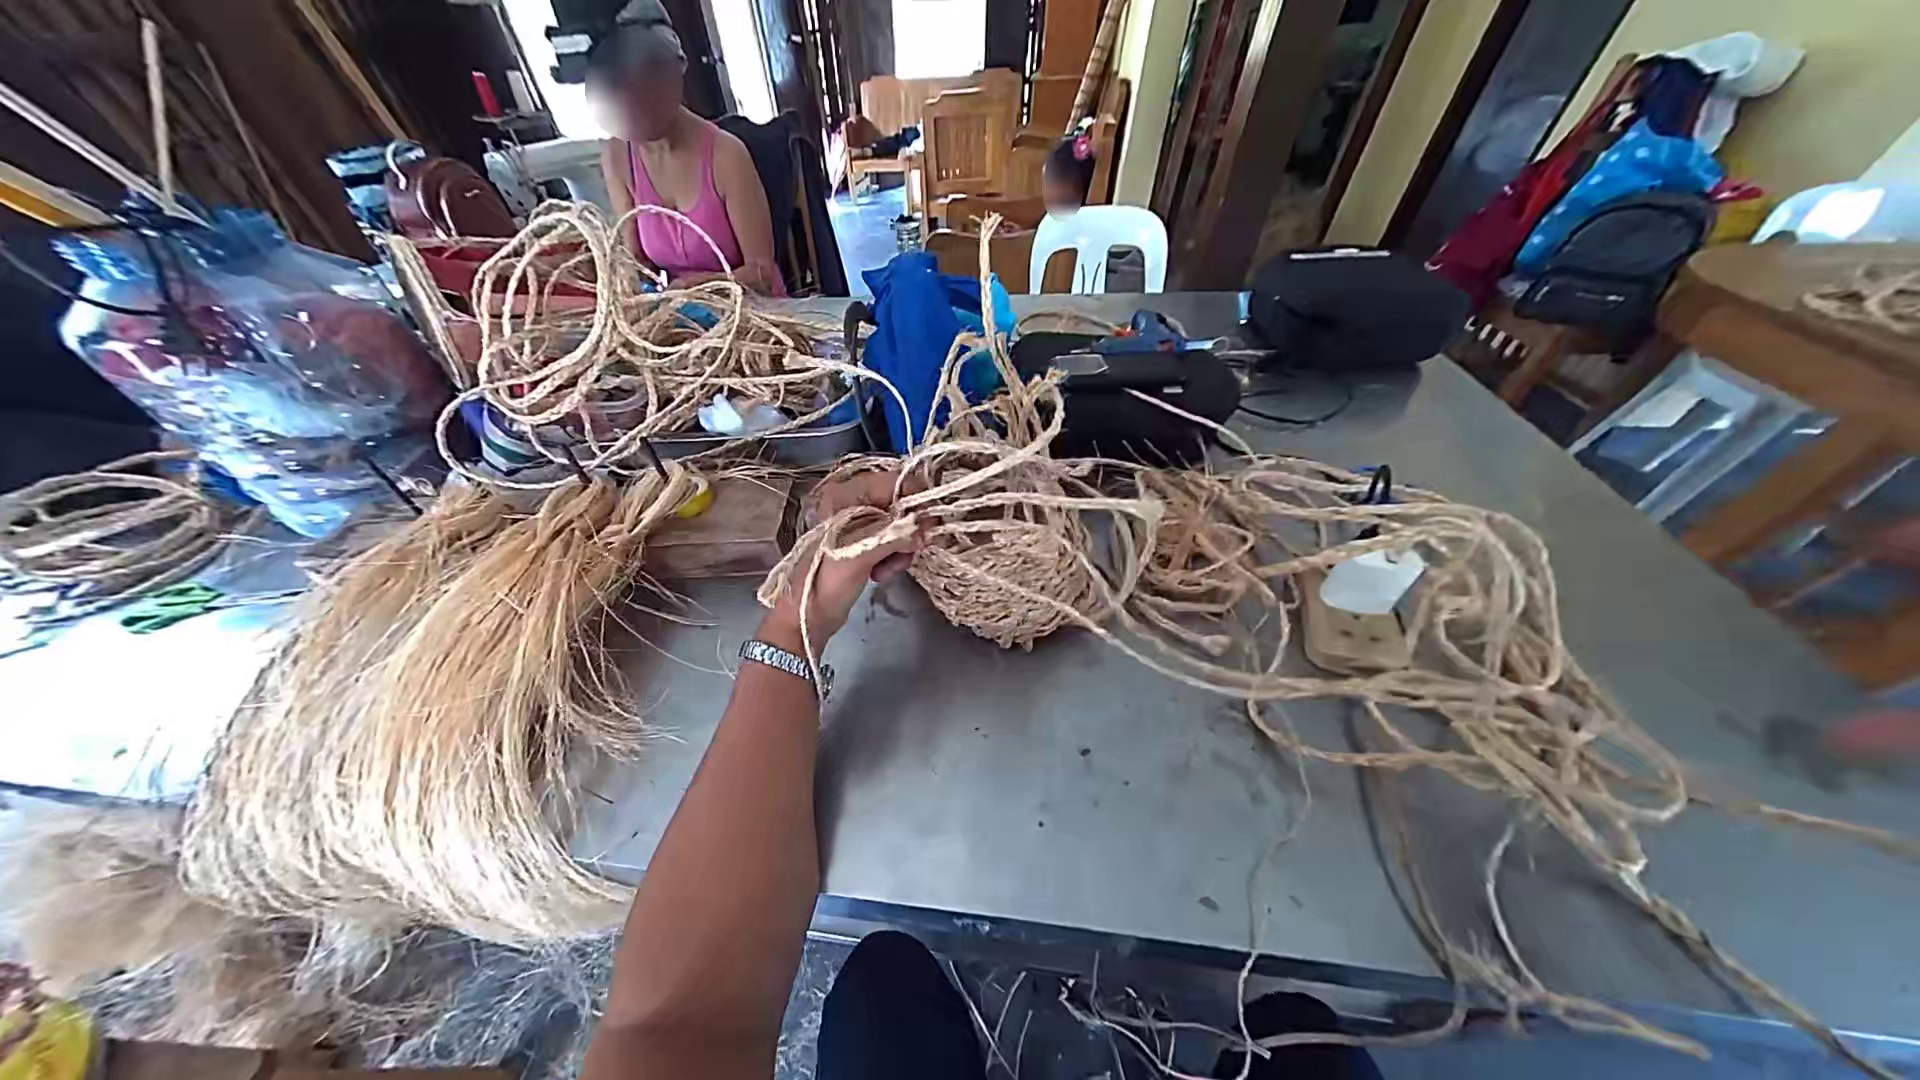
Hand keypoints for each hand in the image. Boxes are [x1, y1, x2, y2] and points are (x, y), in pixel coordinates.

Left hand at [765, 469, 920, 644]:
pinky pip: (893, 542)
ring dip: (903, 547)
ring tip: (889, 568)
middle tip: (911, 551)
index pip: (895, 483)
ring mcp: (859, 525)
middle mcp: (853, 503)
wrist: (806, 616)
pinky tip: (882, 573)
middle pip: (902, 504)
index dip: (917, 501)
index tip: (931, 524)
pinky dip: (895, 556)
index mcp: (846, 495)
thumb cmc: (823, 582)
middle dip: (911, 530)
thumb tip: (927, 528)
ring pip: (901, 525)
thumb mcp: (861, 554)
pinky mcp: (864, 544)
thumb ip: (895, 534)